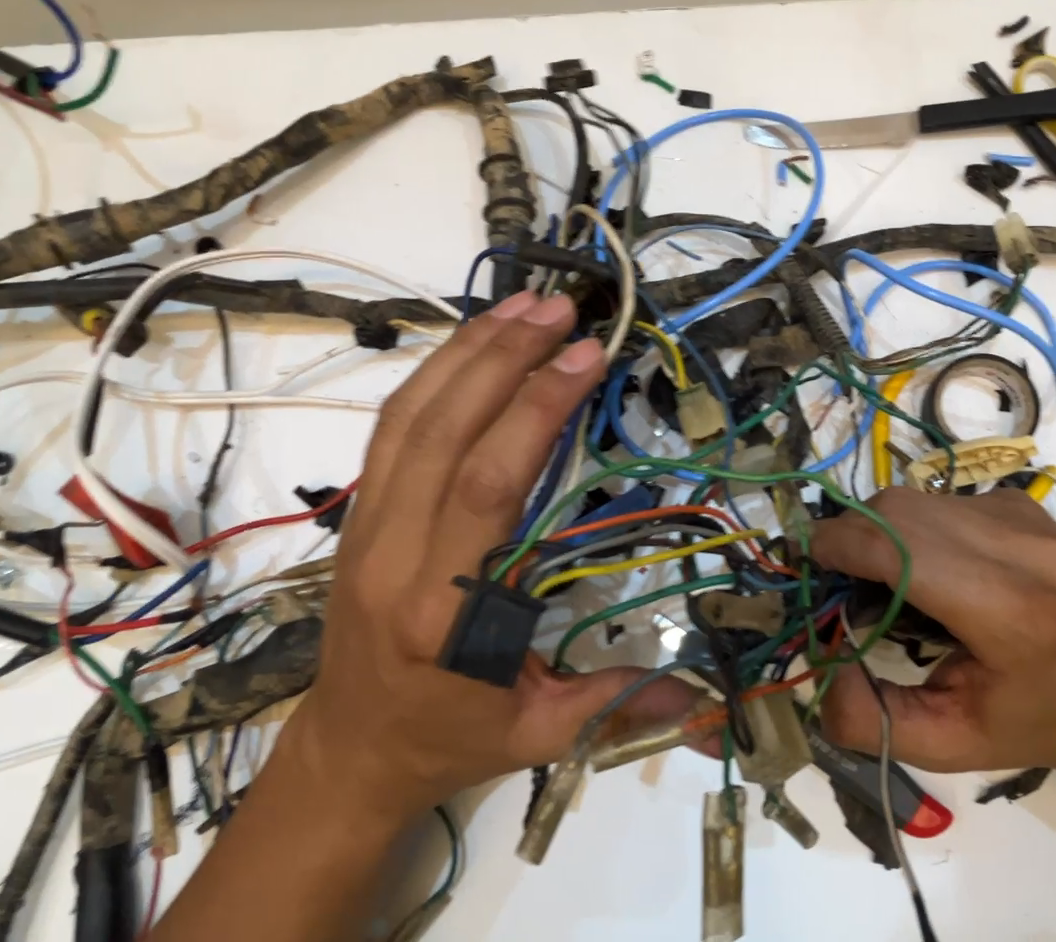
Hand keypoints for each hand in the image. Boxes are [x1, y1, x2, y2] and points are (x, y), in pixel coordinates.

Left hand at [284, 292, 698, 815]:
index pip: (488, 486)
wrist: (348, 751)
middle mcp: (393, 554)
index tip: (585, 356)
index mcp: (442, 610)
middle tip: (560, 307)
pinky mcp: (359, 514)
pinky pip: (390, 430)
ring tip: (521, 304)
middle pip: (441, 431)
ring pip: (408, 418)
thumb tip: (707, 696)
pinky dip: (433, 376)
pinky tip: (472, 344)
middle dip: (503, 357)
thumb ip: (614, 705)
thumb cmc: (448, 739)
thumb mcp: (535, 737)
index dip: (537, 410)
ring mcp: (365, 528)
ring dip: (466, 351)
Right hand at [811, 487, 1055, 775]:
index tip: (810, 564)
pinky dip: (917, 528)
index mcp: (1011, 614)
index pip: (902, 550)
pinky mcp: (1024, 506)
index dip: (842, 546)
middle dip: (852, 535)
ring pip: (917, 499)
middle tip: (840, 579)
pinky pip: (943, 501)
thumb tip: (819, 665)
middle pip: (901, 512)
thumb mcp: (950, 745)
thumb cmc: (1035, 724)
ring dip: (882, 531)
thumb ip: (870, 718)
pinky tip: (932, 569)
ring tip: (886, 580)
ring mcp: (1028, 520)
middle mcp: (1024, 551)